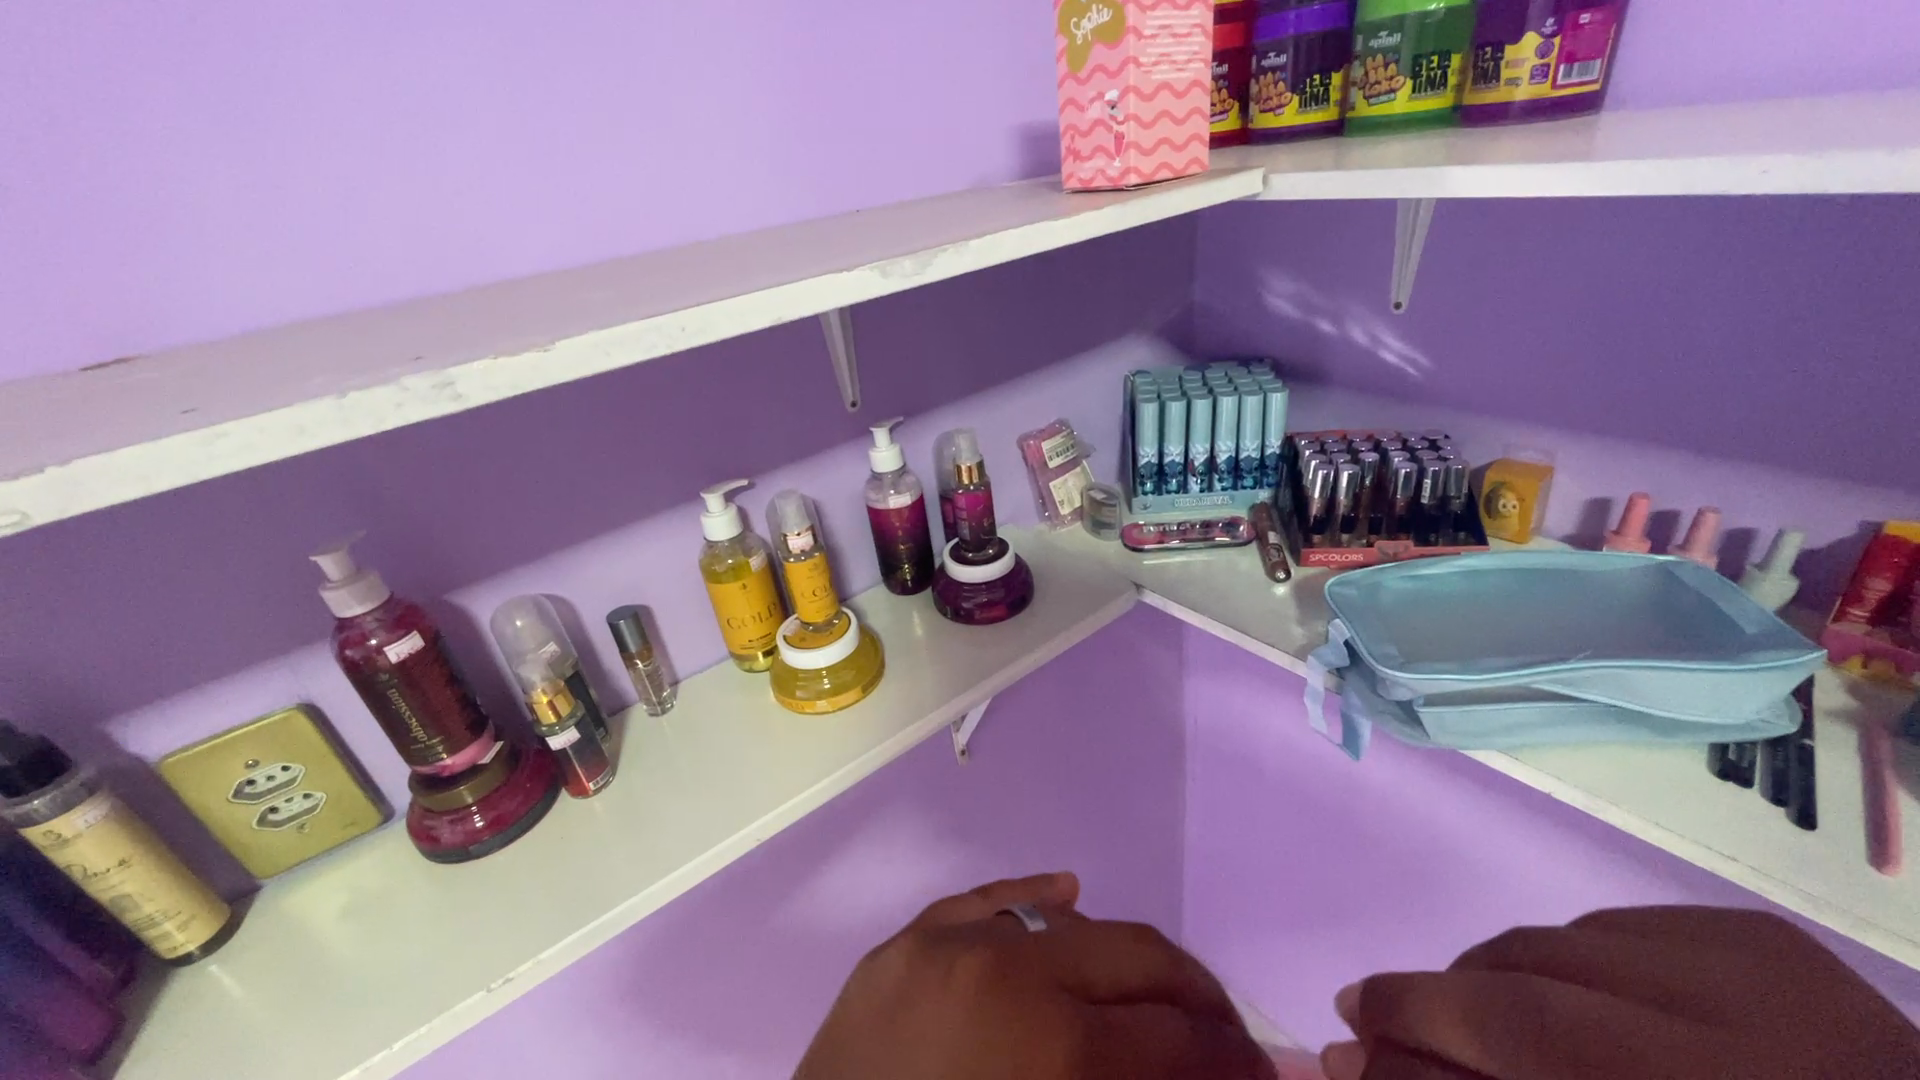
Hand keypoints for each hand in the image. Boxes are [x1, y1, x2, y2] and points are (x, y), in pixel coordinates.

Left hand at [795, 872, 1275, 1079]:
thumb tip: (1197, 1068)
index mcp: (1055, 1049)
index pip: (1178, 1038)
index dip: (1232, 1057)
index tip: (1257, 1071)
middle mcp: (1008, 971)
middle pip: (1137, 957)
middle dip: (1196, 996)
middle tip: (1223, 1033)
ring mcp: (947, 946)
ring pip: (1070, 924)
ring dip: (1123, 957)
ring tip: (1150, 992)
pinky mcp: (903, 945)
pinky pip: (984, 902)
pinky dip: (1033, 900)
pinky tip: (1069, 895)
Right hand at [1322, 906, 1919, 1079]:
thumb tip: (1355, 1053)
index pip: (1522, 1033)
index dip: (1413, 1028)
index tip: (1345, 1035)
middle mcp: (1752, 1032)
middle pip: (1529, 981)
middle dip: (1435, 999)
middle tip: (1381, 1018)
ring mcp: (1764, 971)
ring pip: (1557, 940)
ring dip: (1498, 980)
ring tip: (1487, 1023)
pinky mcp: (1762, 936)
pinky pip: (1607, 926)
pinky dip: (1567, 962)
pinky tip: (1577, 1006)